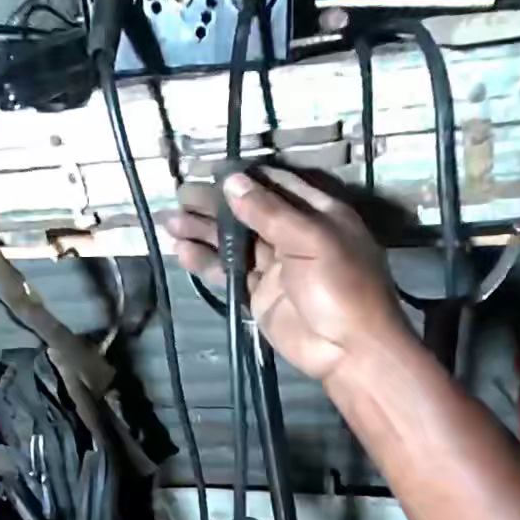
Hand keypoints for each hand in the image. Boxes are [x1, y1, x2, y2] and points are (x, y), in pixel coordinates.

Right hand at [161, 167, 409, 382]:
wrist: (349, 350)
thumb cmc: (340, 287)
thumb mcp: (311, 240)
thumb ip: (269, 212)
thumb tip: (232, 182)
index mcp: (318, 214)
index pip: (277, 185)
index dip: (245, 177)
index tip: (209, 169)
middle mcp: (295, 236)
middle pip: (250, 213)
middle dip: (216, 205)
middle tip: (181, 195)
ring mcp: (276, 267)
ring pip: (234, 243)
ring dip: (204, 232)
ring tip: (170, 222)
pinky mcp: (260, 295)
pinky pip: (229, 273)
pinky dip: (206, 262)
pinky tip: (182, 251)